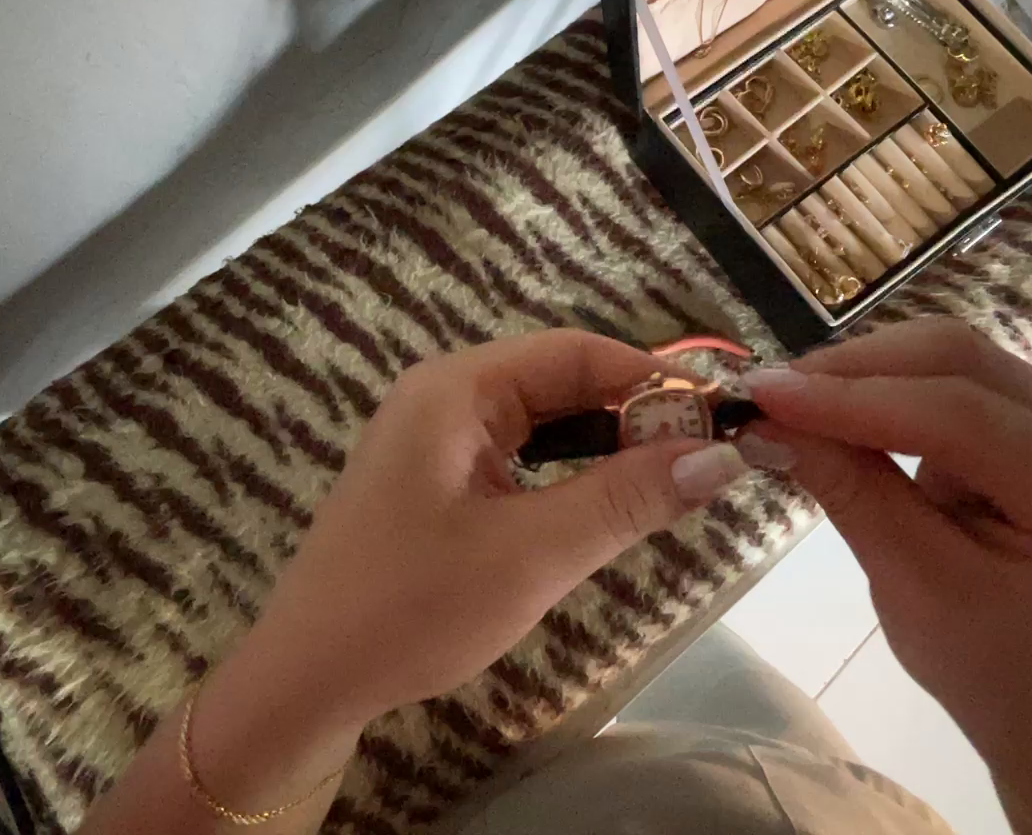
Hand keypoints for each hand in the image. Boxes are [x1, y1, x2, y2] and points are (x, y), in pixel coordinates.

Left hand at [244, 328, 753, 727]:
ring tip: (671, 475)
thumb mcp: (532, 553)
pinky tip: (607, 496)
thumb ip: (627, 498)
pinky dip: (569, 469)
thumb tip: (721, 456)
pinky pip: (520, 452)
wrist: (309, 679)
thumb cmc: (412, 607)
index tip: (722, 416)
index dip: (653, 377)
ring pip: (543, 418)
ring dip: (606, 443)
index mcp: (457, 386)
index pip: (575, 352)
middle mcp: (446, 393)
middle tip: (707, 454)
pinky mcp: (438, 474)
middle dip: (633, 412)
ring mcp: (438, 434)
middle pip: (560, 380)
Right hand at [740, 318, 1031, 761]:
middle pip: (964, 364)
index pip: (962, 417)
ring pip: (957, 358)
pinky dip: (886, 385)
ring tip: (797, 398)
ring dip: (866, 370)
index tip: (764, 394)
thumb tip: (765, 423)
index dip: (853, 399)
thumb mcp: (911, 587)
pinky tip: (841, 406)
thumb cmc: (989, 668)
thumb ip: (847, 491)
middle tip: (773, 393)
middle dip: (856, 369)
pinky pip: (957, 379)